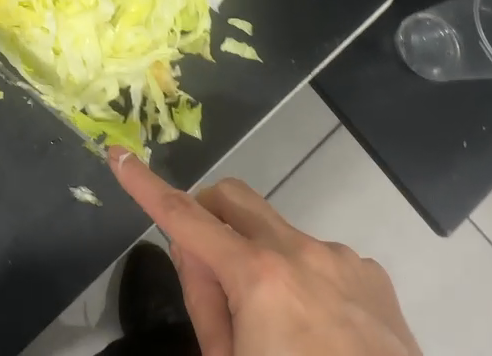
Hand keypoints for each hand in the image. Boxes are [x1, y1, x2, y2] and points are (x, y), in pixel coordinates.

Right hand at [109, 148, 421, 355]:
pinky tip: (320, 334)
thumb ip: (207, 306)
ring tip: (276, 329)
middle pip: (232, 199)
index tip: (119, 156)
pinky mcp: (372, 278)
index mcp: (257, 276)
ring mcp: (340, 260)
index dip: (145, 186)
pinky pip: (322, 260)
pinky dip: (303, 281)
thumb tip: (199, 260)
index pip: (184, 218)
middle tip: (204, 266)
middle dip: (206, 213)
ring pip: (278, 234)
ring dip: (259, 259)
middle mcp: (299, 252)